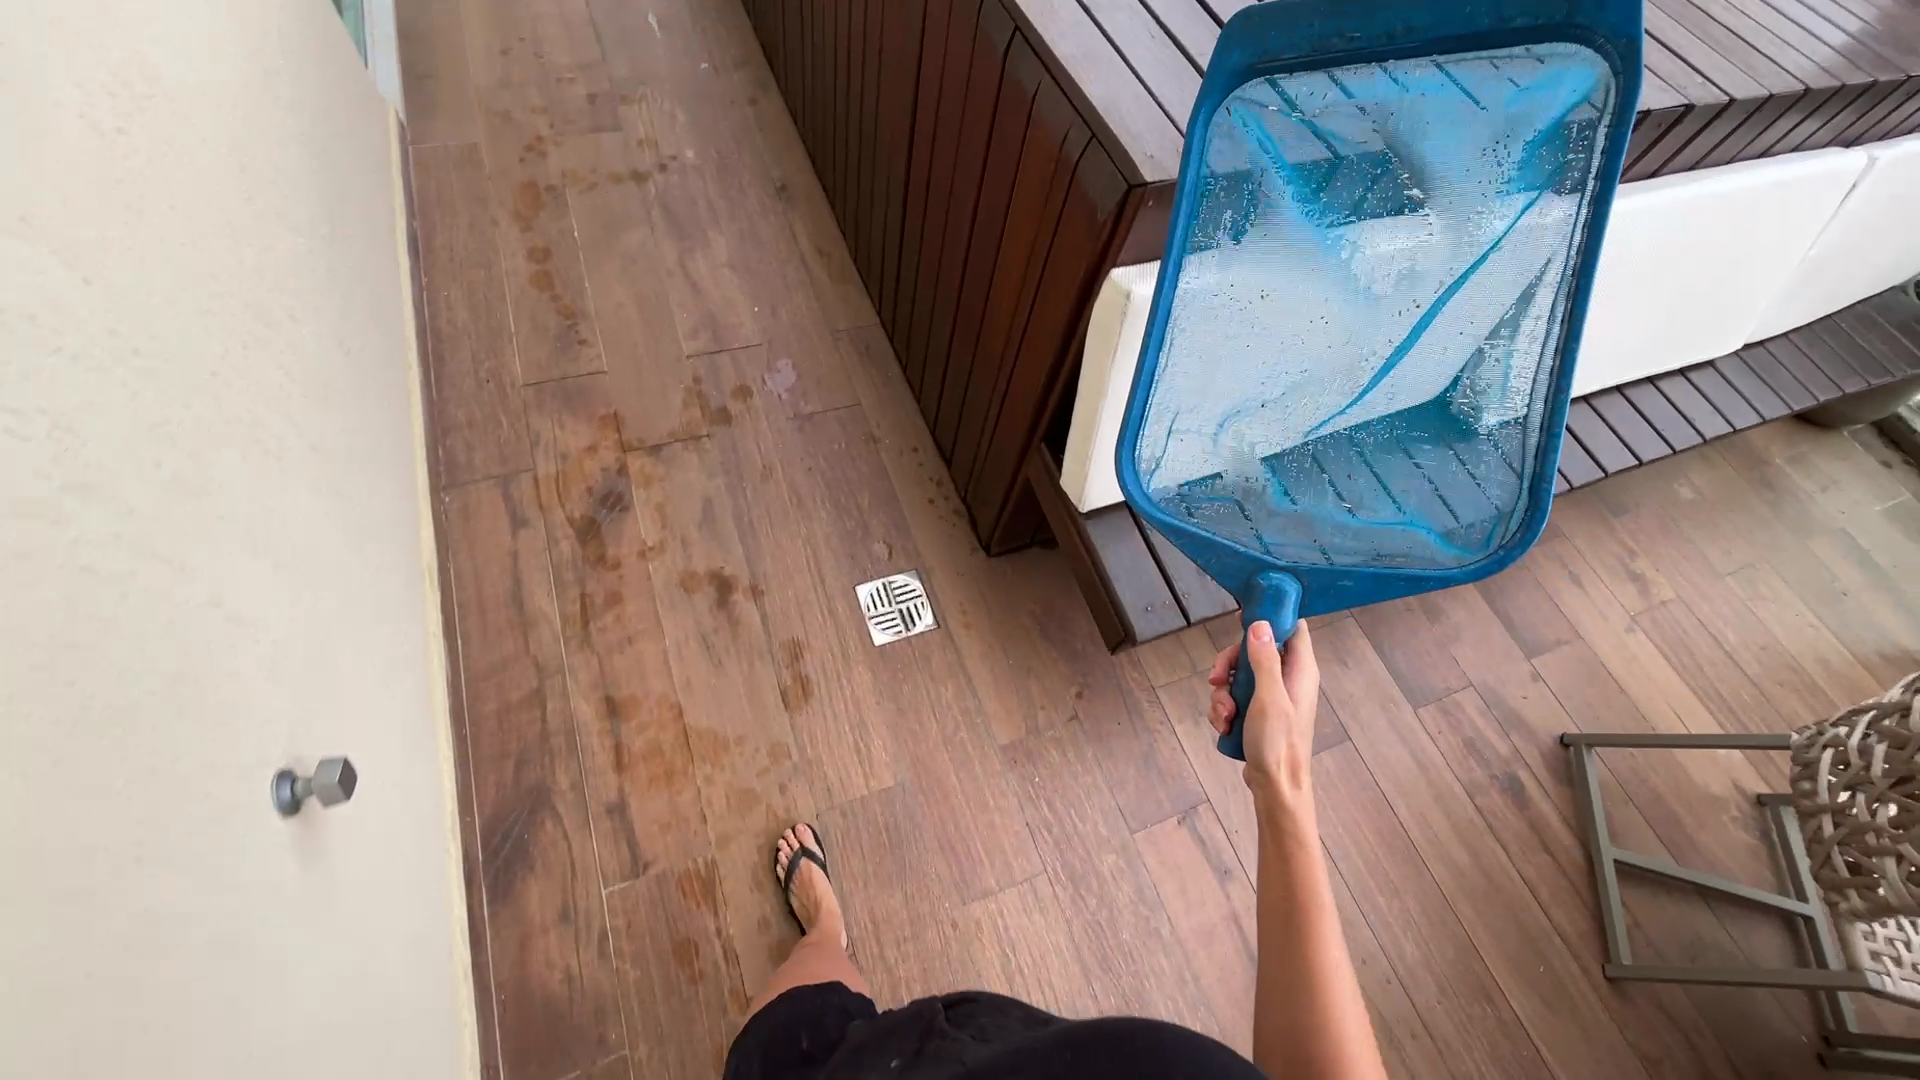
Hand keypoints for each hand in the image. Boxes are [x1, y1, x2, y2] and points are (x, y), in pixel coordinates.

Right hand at [1208, 619, 1319, 805]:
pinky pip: (1234, 697)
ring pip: (1238, 675)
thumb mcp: (1269, 698)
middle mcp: (1287, 678)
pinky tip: (1224, 725)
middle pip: (1254, 650)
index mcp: (1300, 670)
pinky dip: (1224, 708)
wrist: (1275, 786)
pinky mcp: (1258, 712)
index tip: (1243, 616)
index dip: (1270, 617)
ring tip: (1224, 715)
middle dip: (1230, 664)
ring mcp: (1272, 696)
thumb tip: (1259, 624)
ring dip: (1223, 693)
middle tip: (1216, 678)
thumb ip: (1264, 660)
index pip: (1292, 628)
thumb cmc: (1278, 743)